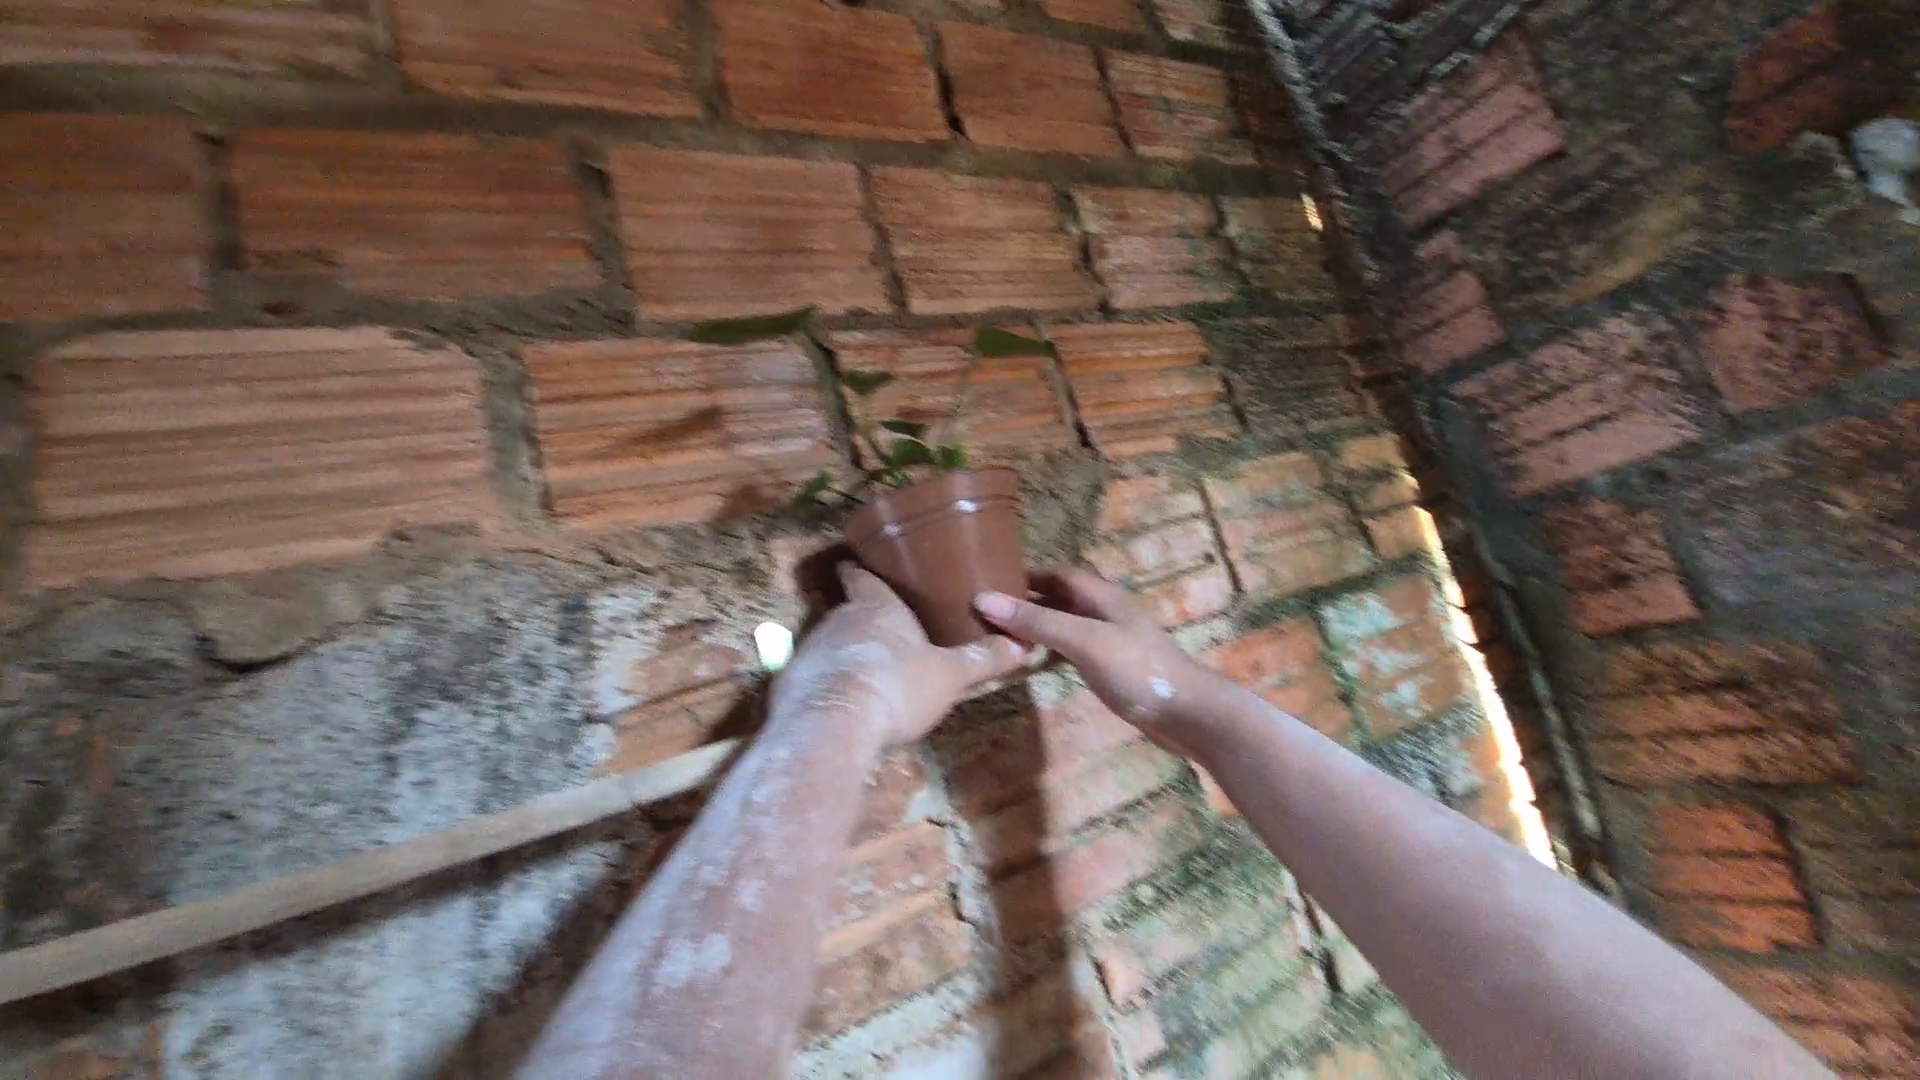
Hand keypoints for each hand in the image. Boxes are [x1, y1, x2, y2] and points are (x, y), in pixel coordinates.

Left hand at [772, 564, 1027, 748]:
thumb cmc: (897, 685)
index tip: (861, 566)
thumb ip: (982, 660)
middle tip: (889, 632)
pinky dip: (829, 686)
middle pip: (848, 611)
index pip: (860, 575)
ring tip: (871, 674)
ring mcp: (810, 651)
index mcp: (875, 606)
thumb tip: (1022, 646)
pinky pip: (814, 679)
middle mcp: (837, 620)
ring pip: (831, 645)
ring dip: (847, 656)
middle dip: (865, 621)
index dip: (861, 570)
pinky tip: (846, 707)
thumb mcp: (949, 675)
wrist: (833, 728)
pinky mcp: (791, 685)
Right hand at [973, 568, 1211, 743]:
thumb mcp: (1082, 640)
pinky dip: (1051, 650)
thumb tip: (983, 598)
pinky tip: (1035, 663)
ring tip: (1002, 636)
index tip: (991, 582)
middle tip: (989, 612)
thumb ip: (1036, 621)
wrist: (1187, 713)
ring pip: (1066, 624)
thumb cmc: (1136, 669)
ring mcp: (1110, 640)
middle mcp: (1105, 612)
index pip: (1058, 573)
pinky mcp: (1113, 667)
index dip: (1027, 575)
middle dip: (1028, 600)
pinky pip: (1074, 649)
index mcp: (1101, 596)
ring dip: (1038, 626)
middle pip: (1061, 597)